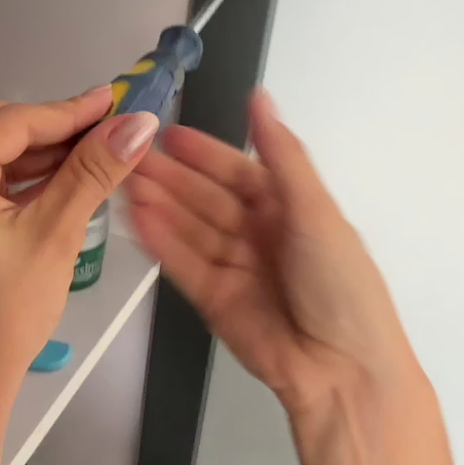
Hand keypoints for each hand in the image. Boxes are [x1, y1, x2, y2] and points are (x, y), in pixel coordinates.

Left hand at [0, 88, 157, 442]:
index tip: (117, 100)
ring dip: (37, 152)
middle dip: (52, 127)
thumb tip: (139, 125)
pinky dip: (16, 178)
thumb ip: (92, 172)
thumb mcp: (53, 236)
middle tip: (107, 129)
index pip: (13, 122)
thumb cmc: (3, 316)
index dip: (70, 110)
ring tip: (93, 152)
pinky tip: (58, 178)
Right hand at [124, 89, 418, 412]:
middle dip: (169, 176)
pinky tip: (136, 217)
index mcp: (288, 208)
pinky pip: (182, 262)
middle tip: (127, 154)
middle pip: (205, 198)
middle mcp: (258, 233)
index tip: (165, 133)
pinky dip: (160, 241)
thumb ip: (281, 154)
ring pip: (188, 227)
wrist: (341, 369)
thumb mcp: (315, 210)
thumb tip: (258, 95)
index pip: (237, 171)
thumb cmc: (340, 283)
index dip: (202, 152)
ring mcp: (233, 266)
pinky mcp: (212, 298)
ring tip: (121, 180)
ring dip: (158, 204)